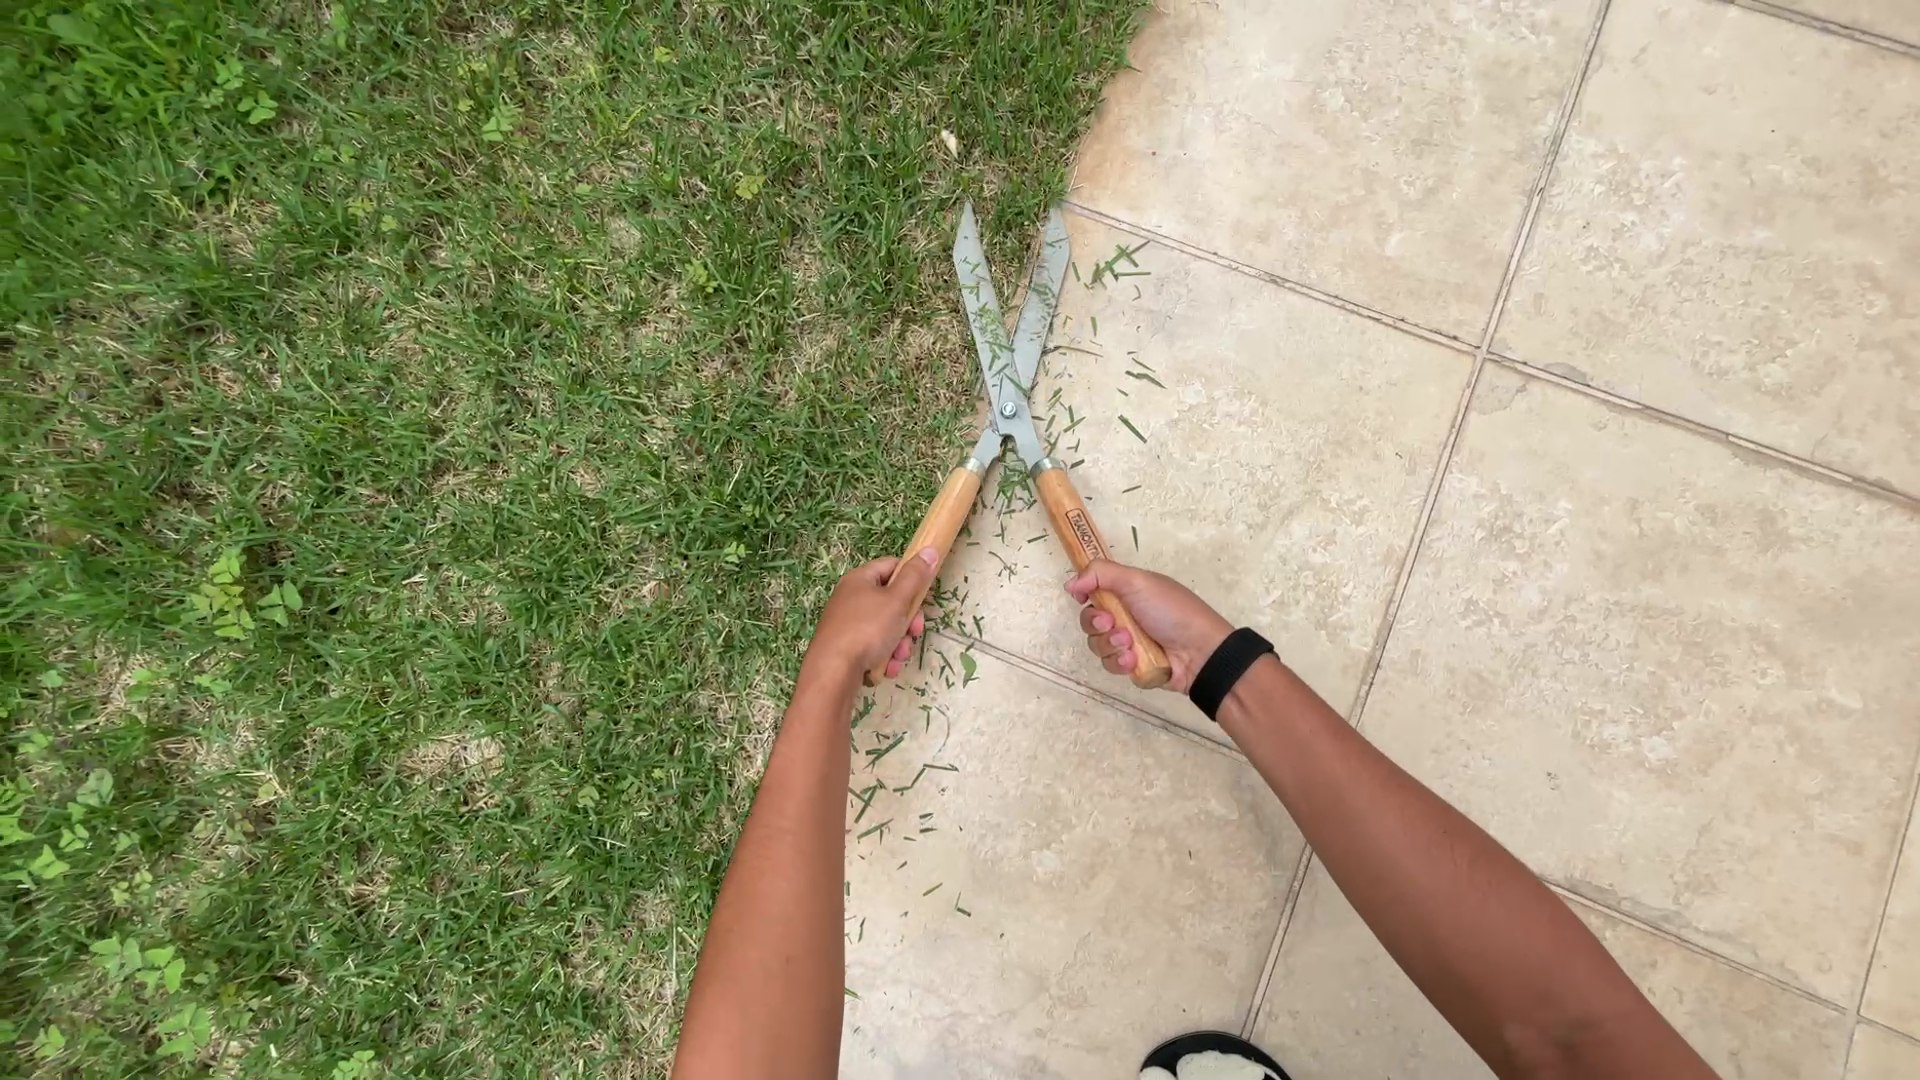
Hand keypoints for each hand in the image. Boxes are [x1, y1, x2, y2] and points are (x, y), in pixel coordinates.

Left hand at [803, 547, 937, 683]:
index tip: (923, 596)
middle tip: (914, 632)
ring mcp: (847, 623)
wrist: (832, 672)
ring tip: (898, 656)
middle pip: (891, 601)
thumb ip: (915, 576)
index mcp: (860, 579)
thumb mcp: (897, 600)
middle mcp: (851, 598)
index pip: (892, 566)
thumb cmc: (867, 629)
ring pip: (885, 627)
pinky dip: (884, 656)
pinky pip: (873, 645)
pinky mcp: (846, 646)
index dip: (911, 578)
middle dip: (907, 621)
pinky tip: (886, 668)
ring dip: (898, 643)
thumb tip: (929, 550)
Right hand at [1065, 560, 1231, 693]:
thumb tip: (1069, 583)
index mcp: (1127, 592)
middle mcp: (1125, 615)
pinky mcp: (1132, 666)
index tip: (1084, 599)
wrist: (1200, 652)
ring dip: (1110, 644)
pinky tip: (1134, 660)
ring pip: (1097, 645)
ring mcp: (1128, 642)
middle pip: (1089, 621)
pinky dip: (1119, 662)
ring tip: (1130, 645)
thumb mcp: (1137, 581)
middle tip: (1111, 624)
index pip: (1092, 592)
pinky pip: (1110, 665)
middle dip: (1096, 624)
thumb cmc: (1171, 611)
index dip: (1085, 596)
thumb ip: (1100, 573)